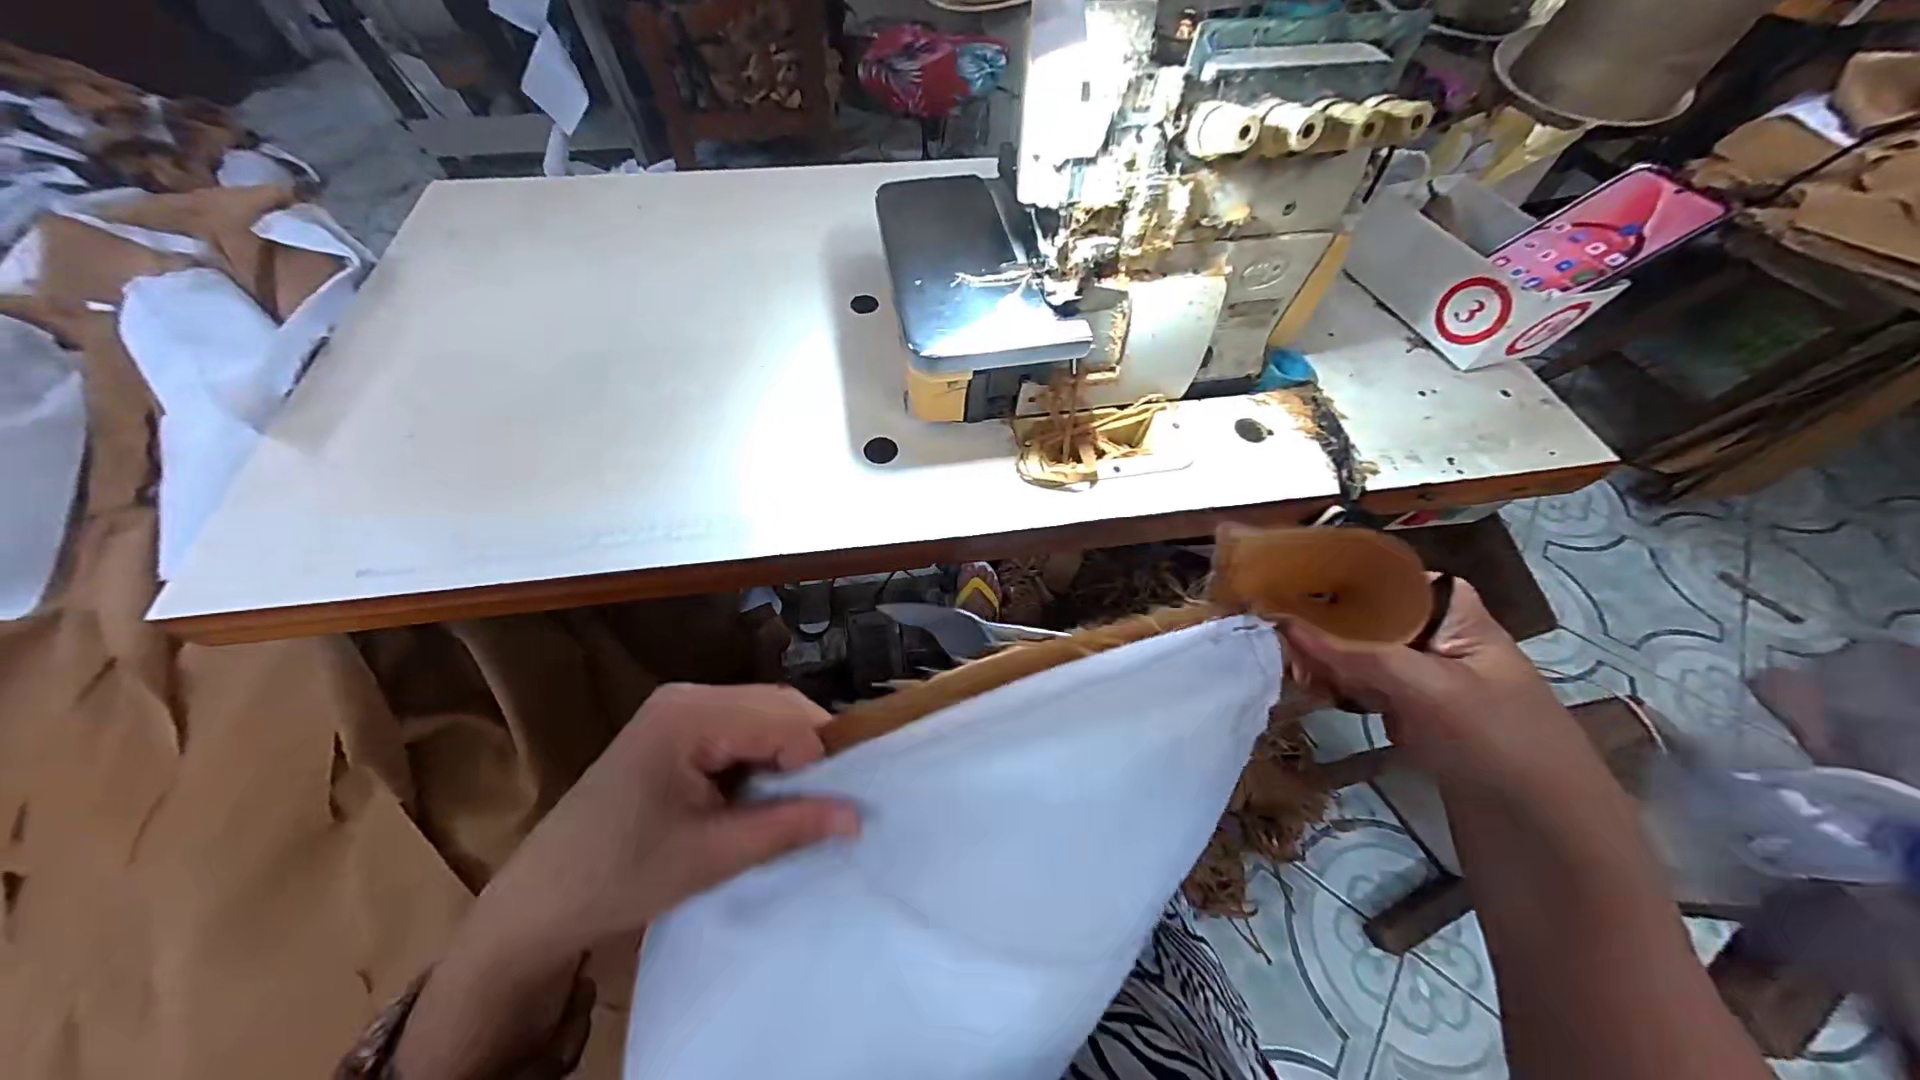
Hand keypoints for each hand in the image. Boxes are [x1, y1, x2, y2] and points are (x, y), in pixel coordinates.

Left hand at [396, 684, 858, 1079]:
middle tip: (821, 802)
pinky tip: (760, 789)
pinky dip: (764, 752)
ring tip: (792, 801)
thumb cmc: (620, 876)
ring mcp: (680, 706)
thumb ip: (788, 827)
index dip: (817, 759)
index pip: (784, 718)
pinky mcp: (678, 723)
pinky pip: (742, 724)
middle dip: (808, 750)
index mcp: (690, 715)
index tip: (829, 807)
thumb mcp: (712, 856)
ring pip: (764, 712)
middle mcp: (688, 695)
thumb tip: (857, 816)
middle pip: (777, 705)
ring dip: (788, 752)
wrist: (541, 898)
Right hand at [1278, 579, 1598, 798]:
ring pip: (1351, 648)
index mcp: (1448, 608)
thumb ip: (1354, 654)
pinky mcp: (1404, 702)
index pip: (1377, 576)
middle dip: (1318, 627)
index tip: (1283, 592)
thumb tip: (1281, 622)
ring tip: (1292, 671)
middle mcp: (1429, 629)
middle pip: (1357, 612)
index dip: (1329, 580)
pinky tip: (1311, 692)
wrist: (1541, 824)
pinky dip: (1332, 685)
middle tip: (1281, 642)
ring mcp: (1416, 668)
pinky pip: (1355, 680)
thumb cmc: (1496, 739)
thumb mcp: (1426, 688)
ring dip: (1321, 659)